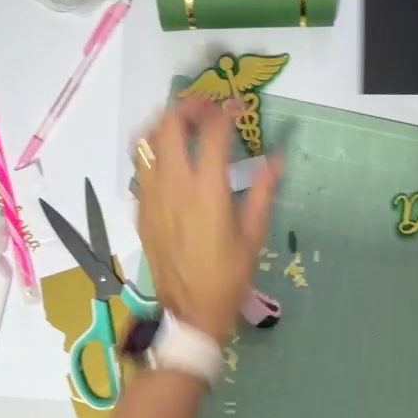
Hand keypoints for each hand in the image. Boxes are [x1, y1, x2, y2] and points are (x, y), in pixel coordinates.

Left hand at [134, 99, 277, 340]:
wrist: (189, 311)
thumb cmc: (228, 277)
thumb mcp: (253, 236)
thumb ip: (262, 193)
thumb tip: (277, 160)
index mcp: (207, 191)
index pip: (213, 133)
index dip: (226, 111)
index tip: (237, 106)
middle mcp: (174, 185)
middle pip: (170, 125)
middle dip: (188, 106)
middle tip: (205, 108)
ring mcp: (152, 196)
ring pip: (146, 141)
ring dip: (164, 124)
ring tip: (182, 125)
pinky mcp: (141, 209)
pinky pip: (140, 167)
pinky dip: (152, 150)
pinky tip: (168, 159)